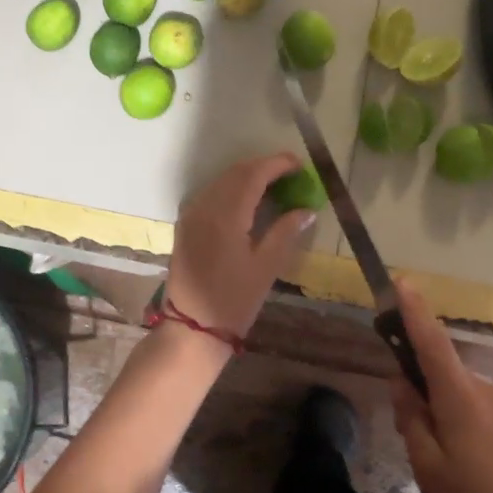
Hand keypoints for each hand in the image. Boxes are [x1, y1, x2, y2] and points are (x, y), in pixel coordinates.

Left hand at [163, 152, 316, 337]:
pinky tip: (248, 203)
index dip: (277, 165)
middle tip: (290, 175)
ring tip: (274, 187)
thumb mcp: (266, 267)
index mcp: (225, 215)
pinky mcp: (185, 226)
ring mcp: (191, 215)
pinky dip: (231, 191)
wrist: (192, 327)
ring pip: (220, 182)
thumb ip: (285, 232)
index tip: (299, 165)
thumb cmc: (233, 300)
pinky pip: (210, 195)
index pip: (252, 174)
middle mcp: (204, 207)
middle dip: (262, 168)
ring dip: (246, 178)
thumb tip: (306, 210)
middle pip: (235, 173)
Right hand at [389, 278, 492, 492]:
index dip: (415, 312)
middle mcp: (488, 394)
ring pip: (462, 397)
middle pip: (444, 375)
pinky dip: (466, 427)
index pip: (432, 344)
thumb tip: (402, 382)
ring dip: (446, 415)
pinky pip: (481, 413)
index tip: (402, 281)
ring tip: (446, 467)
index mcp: (461, 400)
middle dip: (423, 391)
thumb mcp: (427, 467)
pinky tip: (471, 470)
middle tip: (413, 439)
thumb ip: (411, 418)